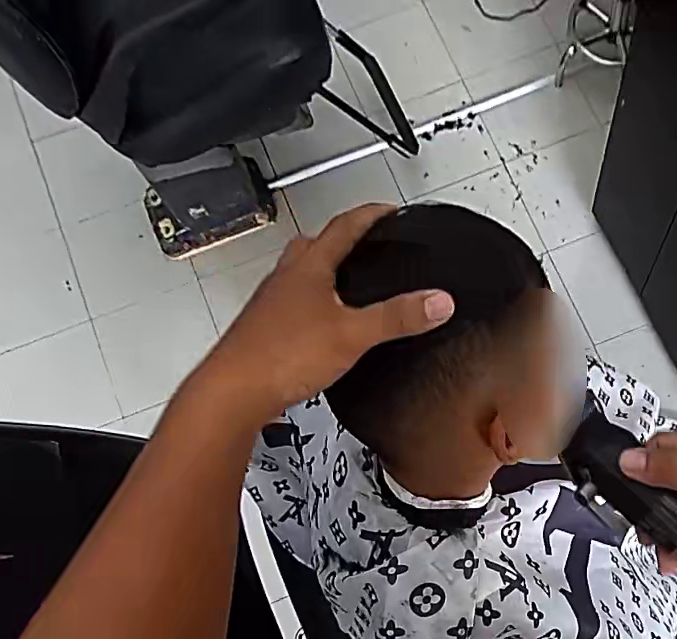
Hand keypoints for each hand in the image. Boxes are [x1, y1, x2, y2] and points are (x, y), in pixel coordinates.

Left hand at [188, 203, 453, 418]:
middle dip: (342, 239)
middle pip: (316, 245)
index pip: (344, 227)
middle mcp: (287, 279)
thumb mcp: (354, 334)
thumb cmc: (281, 356)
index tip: (388, 211)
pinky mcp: (270, 329)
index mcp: (308, 269)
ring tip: (347, 283)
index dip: (370, 216)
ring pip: (302, 274)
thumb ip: (398, 317)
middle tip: (362, 240)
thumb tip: (438, 300)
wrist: (238, 389)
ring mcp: (275, 303)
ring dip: (325, 271)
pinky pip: (296, 305)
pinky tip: (327, 327)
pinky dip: (316, 305)